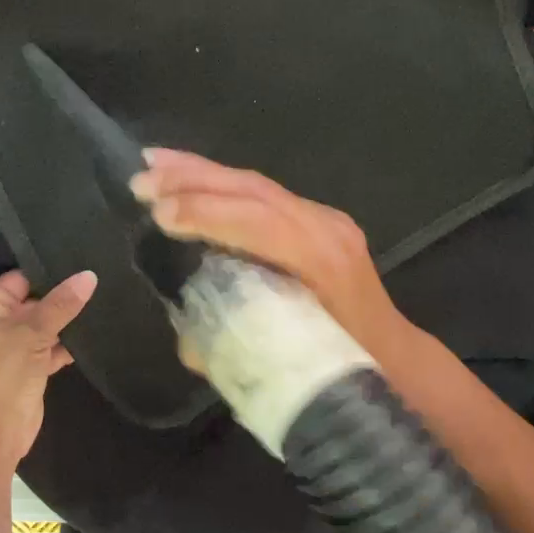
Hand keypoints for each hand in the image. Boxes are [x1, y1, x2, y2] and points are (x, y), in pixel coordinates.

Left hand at [0, 269, 95, 466]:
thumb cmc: (6, 375)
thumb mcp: (34, 334)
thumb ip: (61, 304)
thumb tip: (89, 275)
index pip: (18, 278)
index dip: (45, 270)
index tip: (78, 259)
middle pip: (34, 300)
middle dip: (62, 295)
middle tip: (97, 279)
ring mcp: (15, 347)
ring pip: (45, 325)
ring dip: (67, 320)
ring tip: (103, 300)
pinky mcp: (30, 367)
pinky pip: (51, 346)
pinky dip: (68, 344)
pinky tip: (95, 334)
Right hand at [129, 148, 415, 351]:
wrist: (394, 357)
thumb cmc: (342, 368)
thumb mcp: (286, 366)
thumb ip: (238, 348)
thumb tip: (187, 336)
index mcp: (322, 261)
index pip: (260, 223)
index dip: (207, 215)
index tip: (159, 215)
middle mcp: (323, 227)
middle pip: (252, 190)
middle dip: (191, 181)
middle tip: (139, 181)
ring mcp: (321, 217)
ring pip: (253, 183)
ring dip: (198, 171)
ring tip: (151, 164)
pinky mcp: (313, 217)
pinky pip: (259, 192)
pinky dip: (217, 181)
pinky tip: (186, 176)